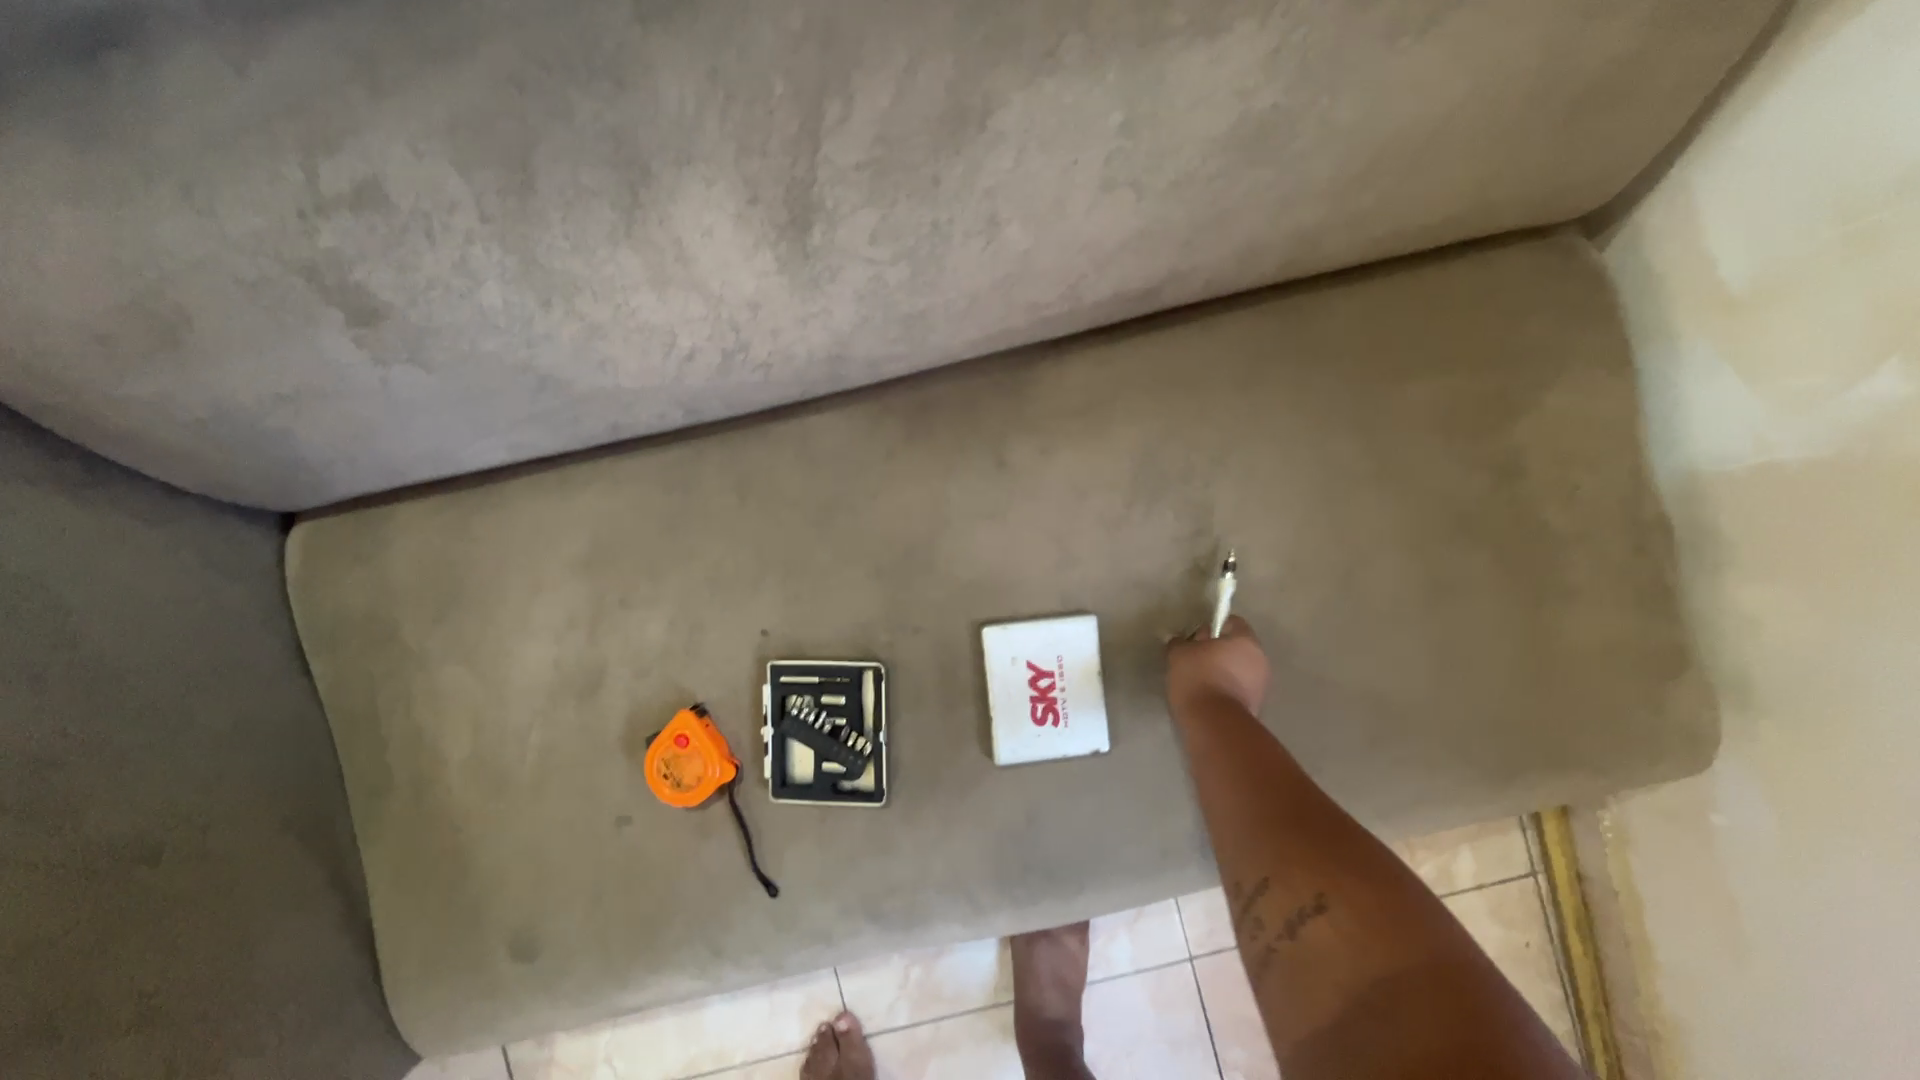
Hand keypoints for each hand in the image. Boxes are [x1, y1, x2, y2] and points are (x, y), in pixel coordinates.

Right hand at [1165, 615, 1270, 715]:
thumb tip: (1183, 642)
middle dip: (1218, 652)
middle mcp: (1260, 658)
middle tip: (1194, 661)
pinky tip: (1208, 699)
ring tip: (1199, 683)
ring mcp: (1261, 684)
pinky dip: (1226, 691)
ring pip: (1239, 670)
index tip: (1196, 640)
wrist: (1213, 723)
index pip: (1232, 622)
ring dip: (1223, 673)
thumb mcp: (1179, 654)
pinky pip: (1239, 690)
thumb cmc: (1198, 678)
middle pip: (1237, 647)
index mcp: (1245, 639)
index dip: (1213, 628)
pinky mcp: (1257, 706)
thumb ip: (1181, 643)